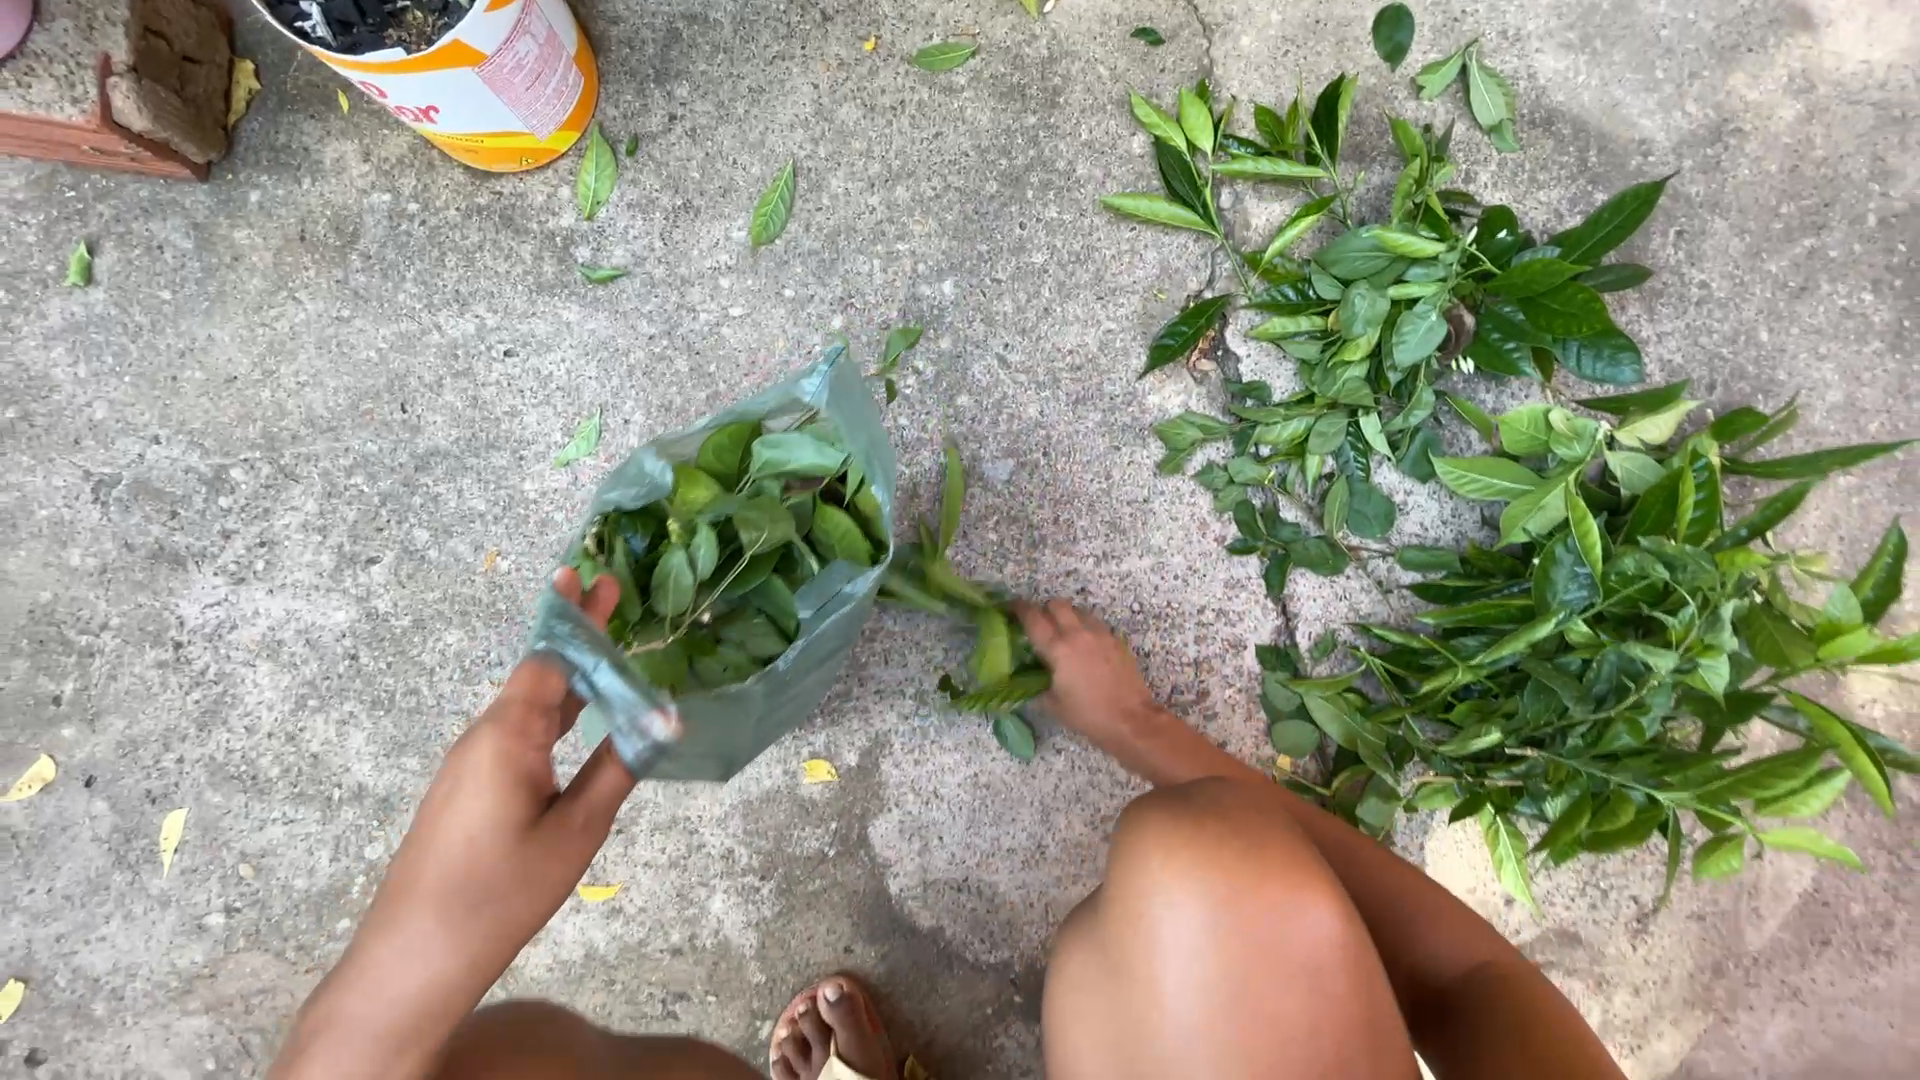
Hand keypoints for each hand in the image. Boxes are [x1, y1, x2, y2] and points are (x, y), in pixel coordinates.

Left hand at [274, 568, 636, 1079]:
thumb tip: (664, 721)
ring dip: (569, 673)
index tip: (593, 579)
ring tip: (608, 649)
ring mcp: (473, 764)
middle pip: (538, 671)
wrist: (414, 961)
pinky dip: (556, 710)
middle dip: (575, 632)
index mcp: (509, 735)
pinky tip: (580, 718)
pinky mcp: (470, 788)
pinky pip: (520, 732)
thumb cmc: (502, 890)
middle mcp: (485, 737)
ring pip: (530, 704)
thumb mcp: (577, 829)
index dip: (575, 619)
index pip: (548, 659)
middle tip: (608, 589)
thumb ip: (619, 767)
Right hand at [1012, 599, 1161, 749]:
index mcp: (1058, 649)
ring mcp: (1100, 634)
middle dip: (1045, 609)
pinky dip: (1086, 628)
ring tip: (1064, 634)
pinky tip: (1086, 647)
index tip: (1012, 607)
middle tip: (1040, 623)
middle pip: (1057, 604)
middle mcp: (1078, 634)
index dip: (1019, 608)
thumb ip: (1036, 687)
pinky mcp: (1116, 640)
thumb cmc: (1088, 715)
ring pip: (1079, 611)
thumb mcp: (1053, 705)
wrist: (1131, 719)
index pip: (1033, 618)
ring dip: (1067, 616)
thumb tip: (1025, 681)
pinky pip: (1096, 624)